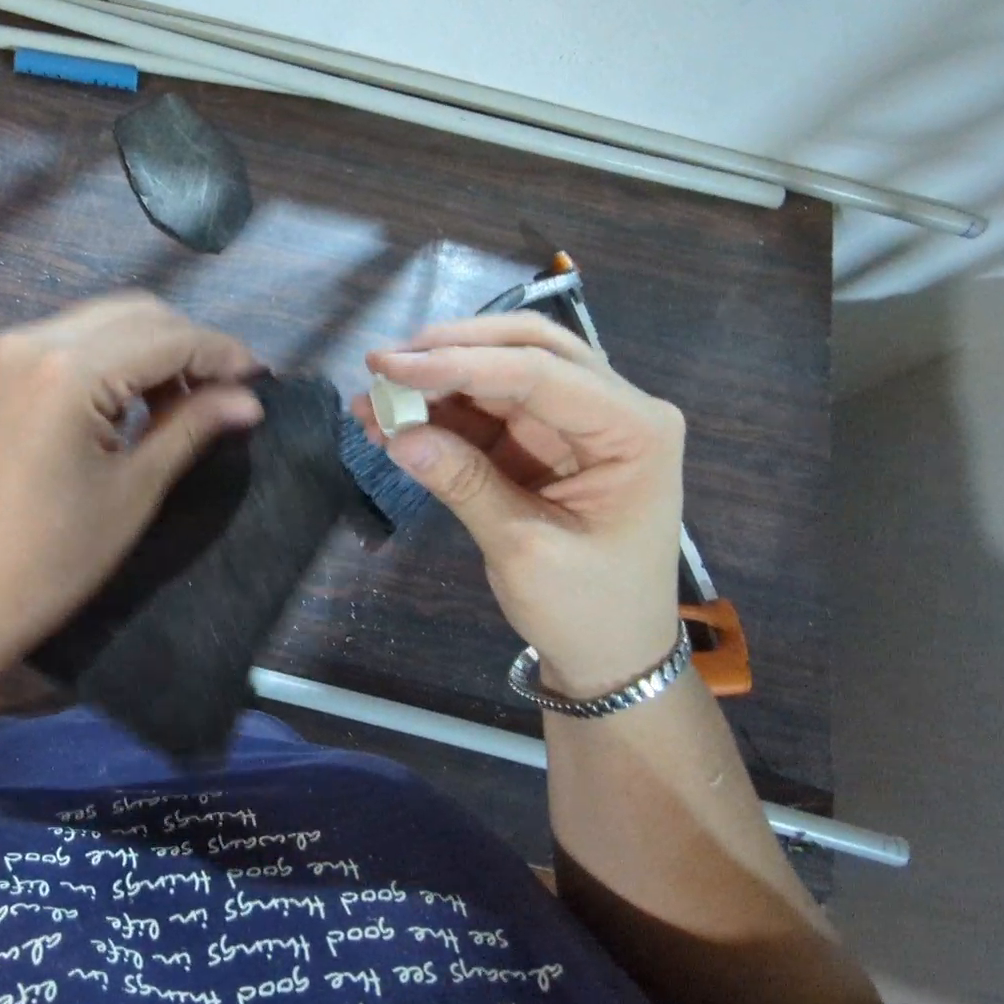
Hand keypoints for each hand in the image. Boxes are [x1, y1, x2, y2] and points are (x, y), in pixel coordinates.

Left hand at [0, 293, 263, 669]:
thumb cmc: (52, 558)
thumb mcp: (133, 491)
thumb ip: (190, 429)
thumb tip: (248, 399)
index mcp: (68, 370)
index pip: (167, 337)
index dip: (222, 353)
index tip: (262, 379)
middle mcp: (33, 339)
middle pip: (136, 314)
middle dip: (189, 344)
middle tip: (227, 393)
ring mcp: (8, 352)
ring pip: (103, 321)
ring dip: (152, 347)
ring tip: (187, 400)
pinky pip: (72, 341)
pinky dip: (113, 357)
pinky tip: (136, 399)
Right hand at [354, 312, 684, 694]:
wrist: (611, 653)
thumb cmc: (587, 608)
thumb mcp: (524, 549)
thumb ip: (464, 484)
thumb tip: (398, 435)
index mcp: (632, 429)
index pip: (538, 372)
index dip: (457, 363)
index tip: (387, 367)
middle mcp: (608, 410)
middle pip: (527, 349)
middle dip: (451, 350)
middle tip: (382, 363)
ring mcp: (570, 426)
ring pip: (499, 373)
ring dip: (435, 380)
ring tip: (371, 395)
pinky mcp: (536, 445)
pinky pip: (481, 413)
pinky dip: (435, 413)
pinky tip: (387, 421)